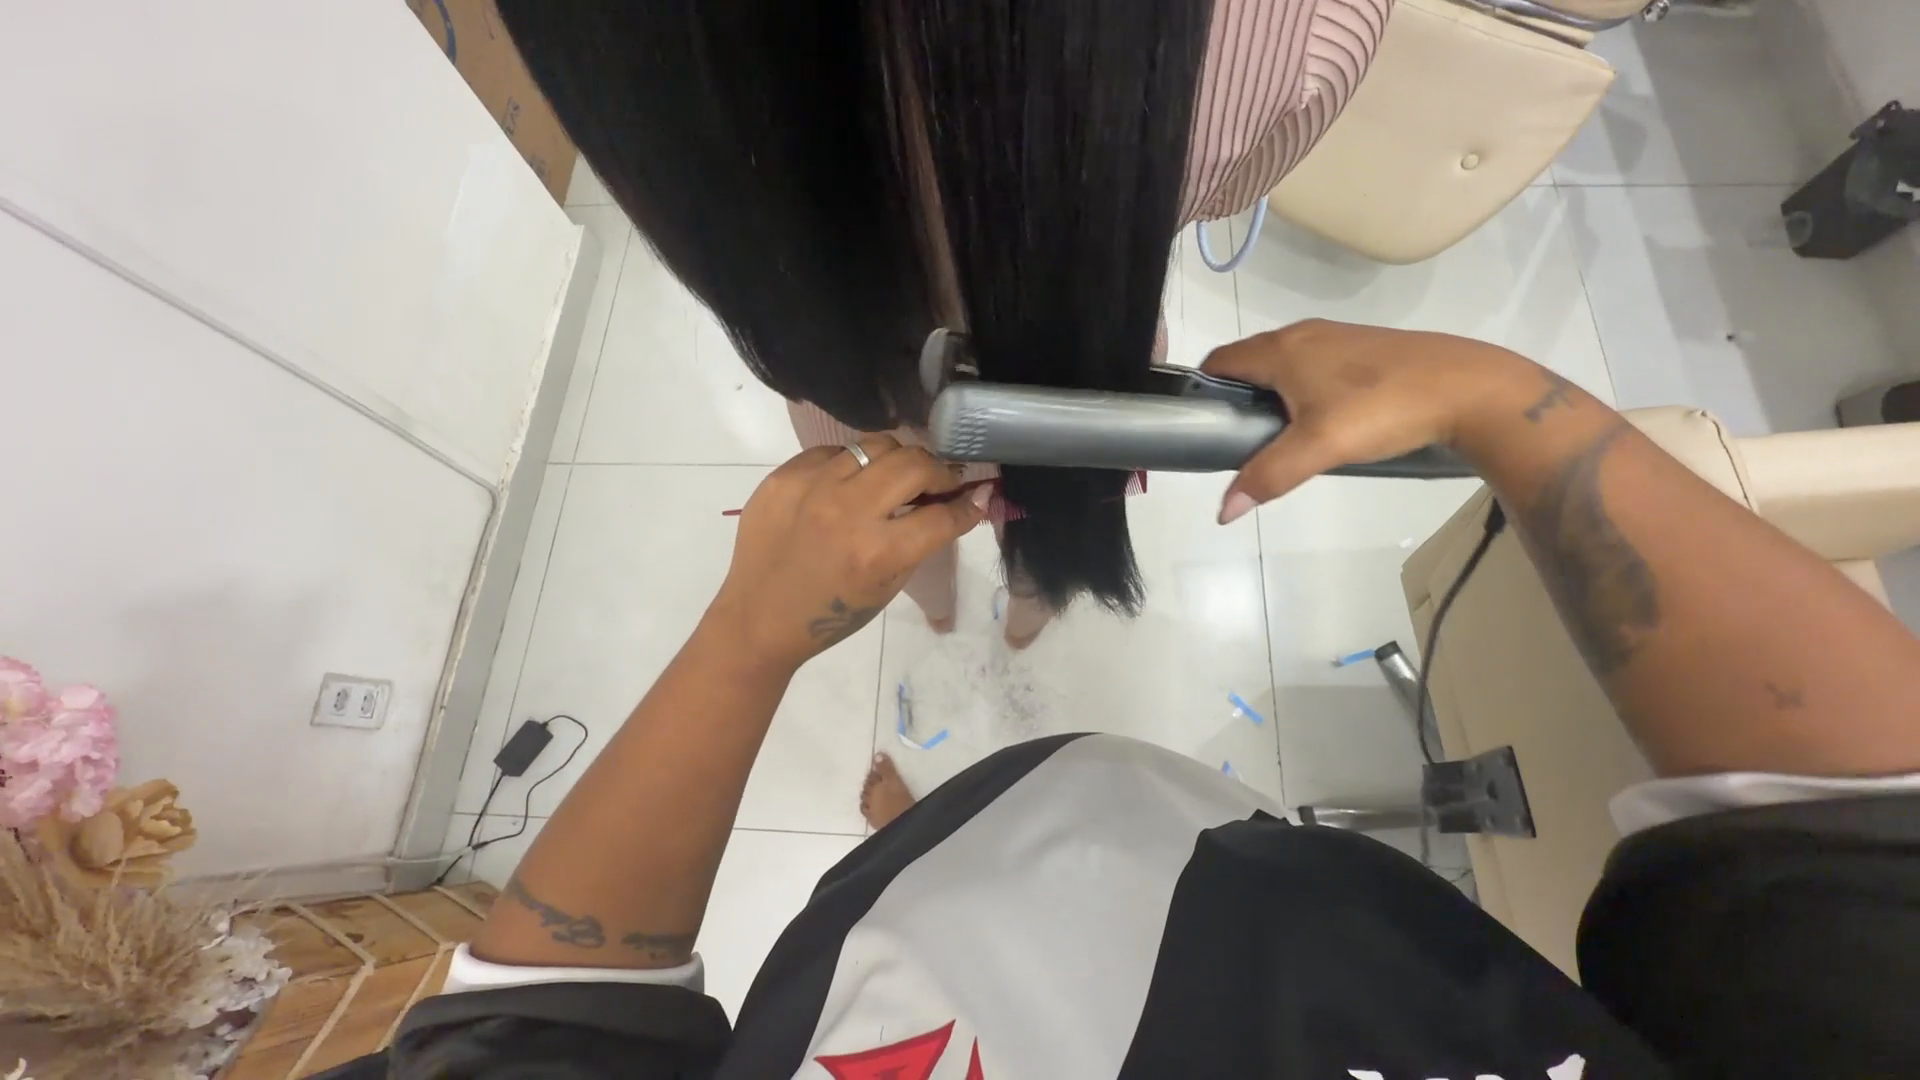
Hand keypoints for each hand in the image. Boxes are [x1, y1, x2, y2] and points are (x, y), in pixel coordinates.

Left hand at [706, 436, 991, 669]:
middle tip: (940, 482)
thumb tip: (958, 503)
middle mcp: (847, 512)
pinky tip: (850, 483)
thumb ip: (922, 541)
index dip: (968, 505)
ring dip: (898, 460)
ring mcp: (812, 488)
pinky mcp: (784, 476)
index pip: (942, 516)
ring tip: (897, 476)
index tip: (976, 497)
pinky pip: (834, 451)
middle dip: (938, 472)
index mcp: (877, 552)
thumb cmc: (832, 614)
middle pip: (915, 465)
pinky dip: (852, 464)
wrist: (759, 618)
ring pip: (876, 445)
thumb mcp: (888, 586)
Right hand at [1200, 319, 1539, 522]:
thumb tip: (1222, 511)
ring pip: (1281, 360)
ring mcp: (1335, 336)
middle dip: (1234, 393)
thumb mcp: (1319, 448)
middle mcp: (1302, 333)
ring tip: (1273, 433)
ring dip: (1267, 390)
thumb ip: (1267, 477)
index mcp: (1282, 349)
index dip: (1203, 388)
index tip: (1200, 422)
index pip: (1220, 360)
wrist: (1469, 388)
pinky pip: (1310, 362)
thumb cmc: (1383, 409)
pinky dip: (1298, 385)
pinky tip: (1317, 418)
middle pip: (1248, 359)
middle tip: (1235, 437)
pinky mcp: (1362, 347)